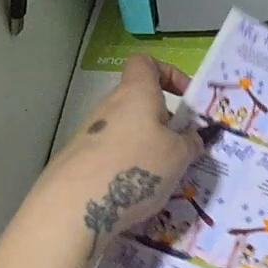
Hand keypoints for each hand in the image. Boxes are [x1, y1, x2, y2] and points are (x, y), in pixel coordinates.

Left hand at [43, 55, 204, 255]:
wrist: (75, 205)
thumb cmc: (136, 167)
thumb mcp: (179, 155)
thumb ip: (190, 142)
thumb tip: (192, 138)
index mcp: (136, 93)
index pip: (146, 63)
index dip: (169, 74)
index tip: (185, 98)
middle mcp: (110, 107)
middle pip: (139, 103)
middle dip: (163, 123)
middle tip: (181, 149)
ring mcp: (91, 134)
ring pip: (127, 132)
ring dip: (147, 149)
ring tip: (162, 179)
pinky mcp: (80, 160)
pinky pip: (112, 156)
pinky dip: (127, 169)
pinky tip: (136, 195)